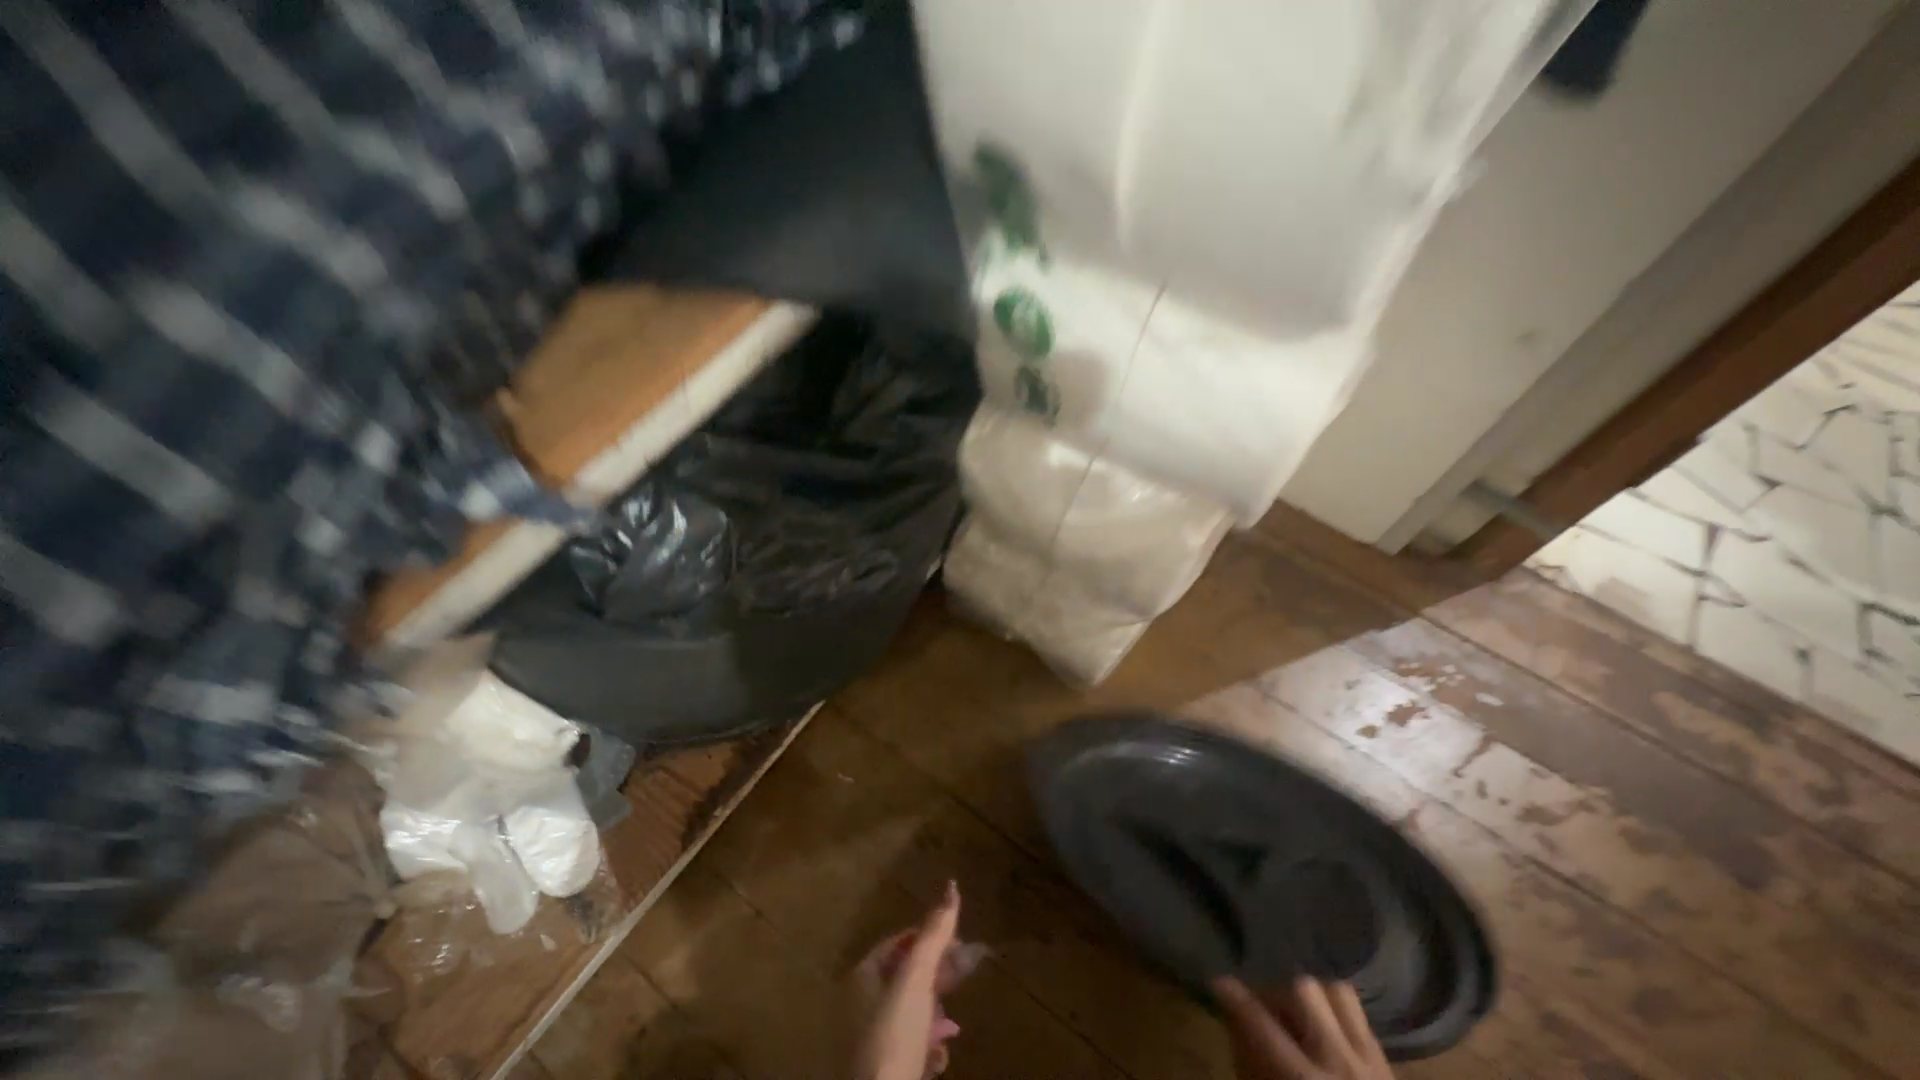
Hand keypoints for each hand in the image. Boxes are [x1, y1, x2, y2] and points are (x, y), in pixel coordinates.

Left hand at [854, 881, 970, 1079]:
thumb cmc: (894, 1034)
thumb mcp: (916, 981)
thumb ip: (933, 936)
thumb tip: (951, 888)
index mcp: (862, 975)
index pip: (899, 943)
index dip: (929, 940)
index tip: (959, 947)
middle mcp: (859, 1002)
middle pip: (905, 978)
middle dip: (936, 980)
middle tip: (960, 983)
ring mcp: (868, 1037)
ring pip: (910, 1013)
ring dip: (935, 1016)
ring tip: (950, 1028)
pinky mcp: (880, 1065)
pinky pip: (908, 1044)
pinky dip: (927, 1045)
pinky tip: (938, 1056)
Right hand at [1212, 976, 1392, 1079]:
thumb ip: (1253, 1067)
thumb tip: (1238, 1025)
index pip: (1262, 1026)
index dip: (1236, 1000)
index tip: (1219, 983)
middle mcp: (1340, 1065)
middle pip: (1303, 993)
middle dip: (1276, 993)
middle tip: (1262, 1008)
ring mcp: (1372, 1063)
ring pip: (1337, 993)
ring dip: (1310, 995)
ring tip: (1294, 1014)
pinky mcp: (1389, 1066)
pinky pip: (1358, 1016)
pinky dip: (1334, 1011)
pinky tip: (1321, 1028)